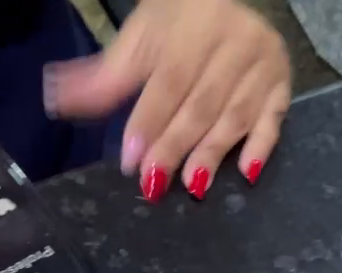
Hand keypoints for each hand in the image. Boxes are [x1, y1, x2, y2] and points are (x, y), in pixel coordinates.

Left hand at [47, 0, 290, 199]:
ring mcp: (264, 66)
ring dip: (213, 153)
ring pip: (234, 117)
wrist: (230, 0)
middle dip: (175, 145)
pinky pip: (273, 123)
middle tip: (154, 183)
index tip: (132, 159)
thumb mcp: (142, 40)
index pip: (170, 80)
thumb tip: (57, 101)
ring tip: (192, 186)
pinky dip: (261, 147)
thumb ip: (108, 76)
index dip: (151, 121)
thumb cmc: (182, 25)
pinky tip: (247, 173)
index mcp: (195, 22)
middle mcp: (235, 41)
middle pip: (201, 103)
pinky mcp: (284, 88)